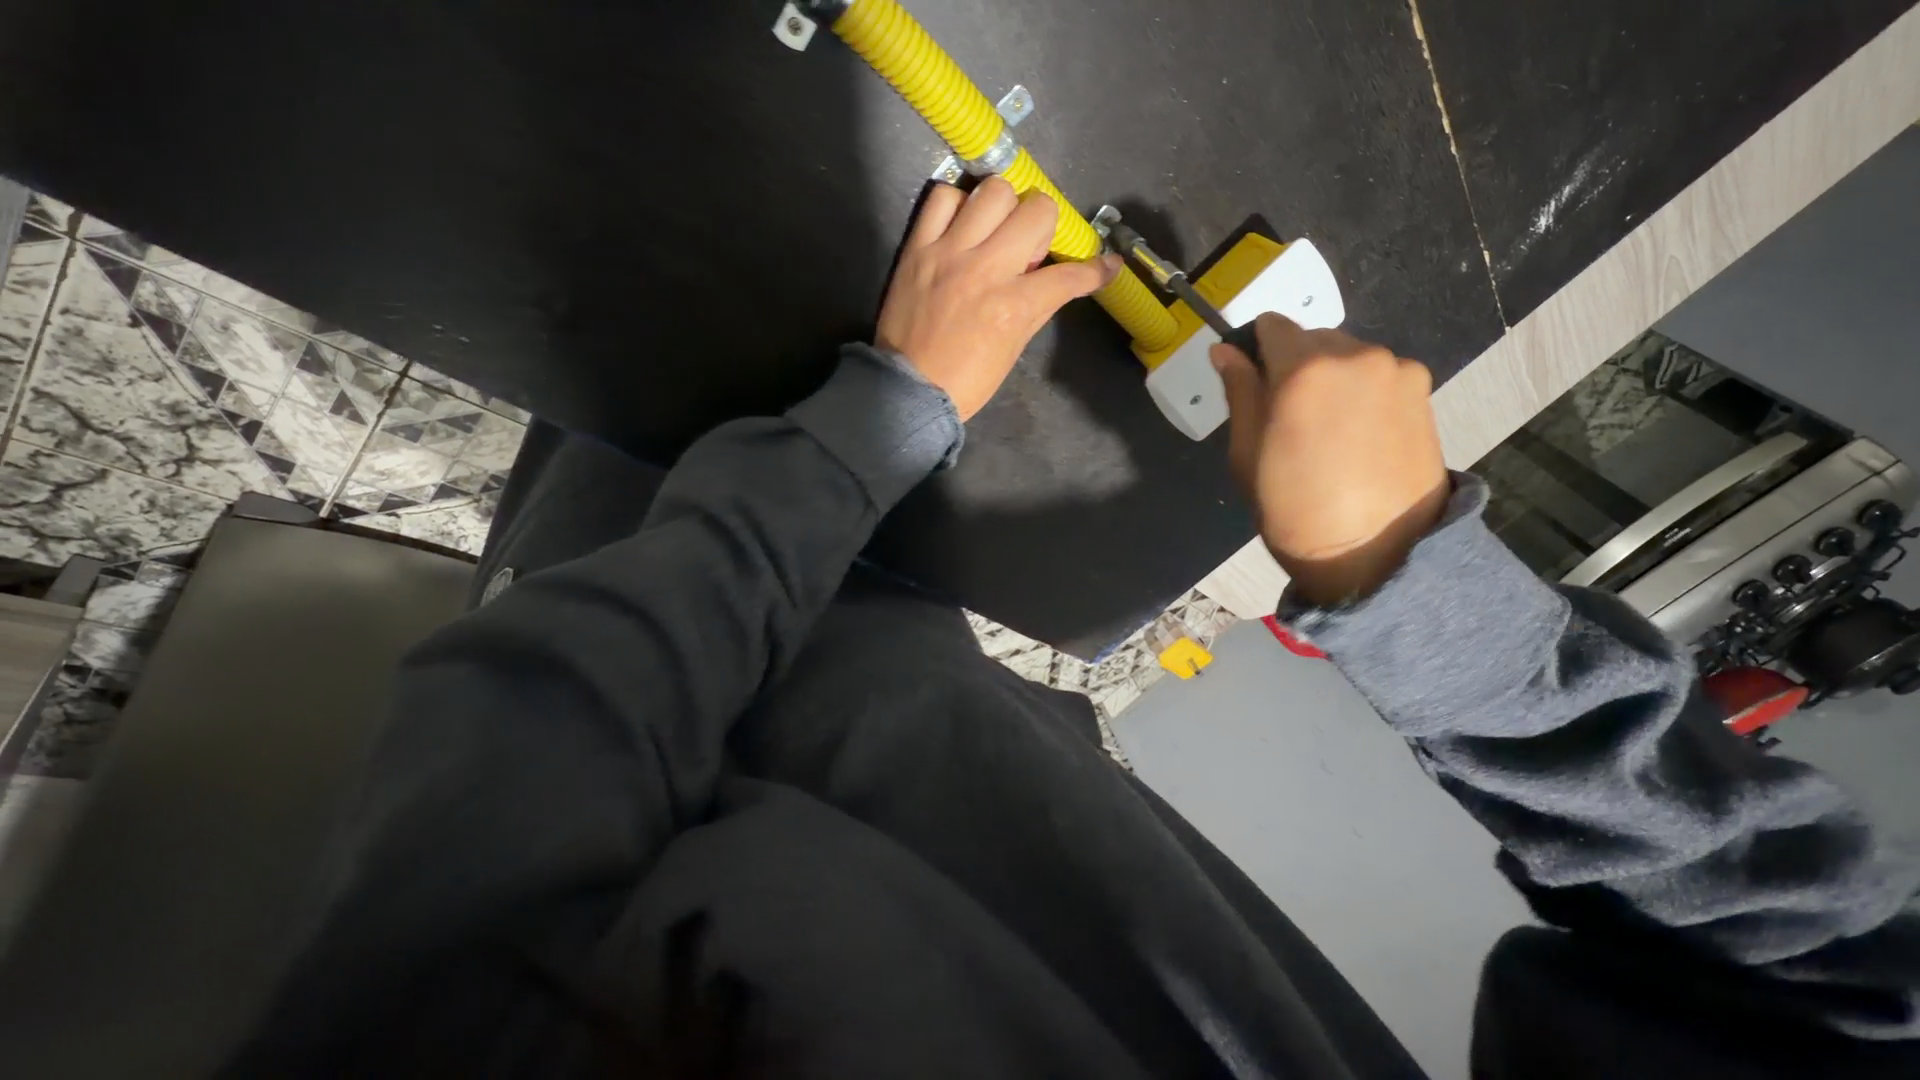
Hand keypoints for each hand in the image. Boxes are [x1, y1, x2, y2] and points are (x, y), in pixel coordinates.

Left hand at [876, 176, 1118, 419]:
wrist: (909, 389)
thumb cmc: (967, 378)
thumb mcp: (1015, 347)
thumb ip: (1040, 306)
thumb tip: (1065, 277)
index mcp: (1013, 304)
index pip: (1069, 274)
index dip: (1096, 270)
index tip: (1106, 265)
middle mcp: (985, 268)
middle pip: (1036, 209)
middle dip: (1044, 226)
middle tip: (1030, 247)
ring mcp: (949, 252)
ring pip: (993, 191)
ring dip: (1004, 207)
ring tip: (995, 231)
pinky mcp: (918, 247)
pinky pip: (943, 197)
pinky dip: (958, 205)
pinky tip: (961, 227)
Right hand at [1211, 314, 1449, 605]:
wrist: (1379, 553)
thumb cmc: (1294, 510)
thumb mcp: (1246, 454)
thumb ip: (1240, 392)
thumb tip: (1226, 350)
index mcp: (1303, 368)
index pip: (1272, 325)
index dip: (1256, 347)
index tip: (1253, 379)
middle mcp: (1354, 354)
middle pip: (1312, 338)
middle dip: (1295, 364)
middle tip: (1289, 416)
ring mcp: (1395, 369)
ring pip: (1348, 355)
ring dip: (1332, 377)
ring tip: (1329, 431)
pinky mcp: (1423, 389)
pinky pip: (1380, 374)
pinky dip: (1364, 391)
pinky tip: (1361, 435)